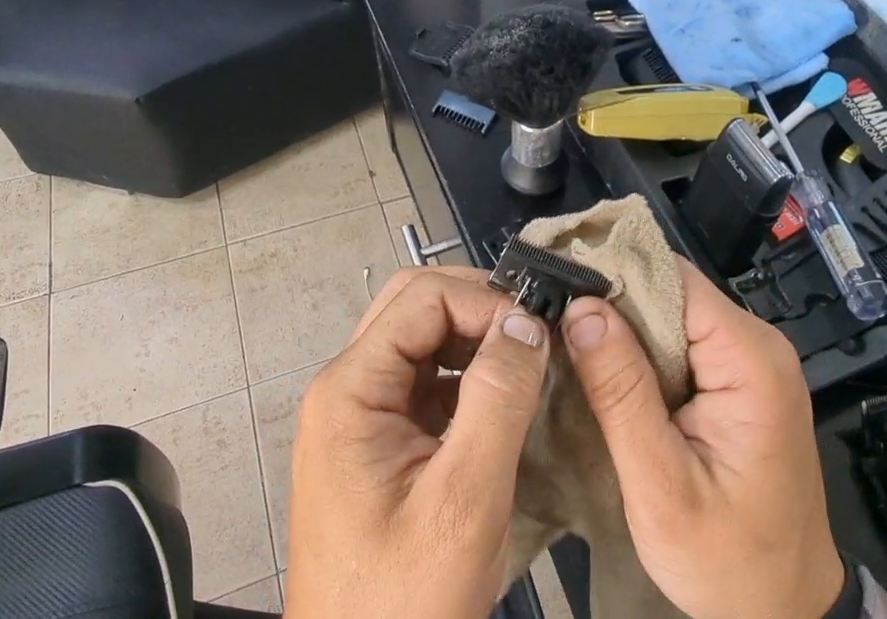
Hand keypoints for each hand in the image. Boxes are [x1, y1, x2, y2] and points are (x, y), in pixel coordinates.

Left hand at [283, 267, 549, 618]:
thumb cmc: (405, 597)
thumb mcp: (464, 498)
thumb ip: (498, 399)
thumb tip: (527, 321)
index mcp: (350, 392)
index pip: (423, 298)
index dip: (485, 301)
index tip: (539, 333)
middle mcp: (347, 390)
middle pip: (416, 305)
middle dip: (480, 305)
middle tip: (537, 331)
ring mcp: (362, 416)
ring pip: (423, 338)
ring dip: (478, 337)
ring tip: (531, 360)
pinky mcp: (382, 441)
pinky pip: (428, 380)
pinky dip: (471, 373)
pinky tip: (507, 396)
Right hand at [560, 262, 844, 618]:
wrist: (785, 609)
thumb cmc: (727, 559)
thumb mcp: (660, 483)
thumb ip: (621, 392)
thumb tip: (581, 308)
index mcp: (751, 359)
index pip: (674, 280)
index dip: (613, 276)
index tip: (554, 284)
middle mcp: (758, 345)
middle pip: (673, 294)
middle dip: (611, 304)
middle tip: (547, 319)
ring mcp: (752, 362)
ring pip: (672, 318)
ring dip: (622, 332)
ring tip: (564, 342)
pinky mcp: (739, 383)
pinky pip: (682, 347)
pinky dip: (641, 356)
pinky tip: (603, 372)